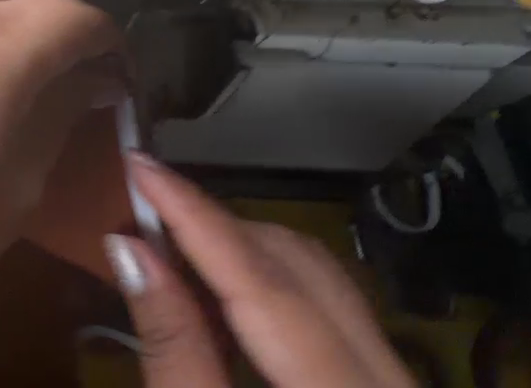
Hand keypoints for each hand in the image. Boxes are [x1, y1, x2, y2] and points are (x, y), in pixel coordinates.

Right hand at [105, 153, 415, 387]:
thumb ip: (173, 348)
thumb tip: (130, 248)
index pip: (264, 283)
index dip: (195, 215)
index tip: (139, 165)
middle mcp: (392, 385)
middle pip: (300, 269)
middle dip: (216, 226)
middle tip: (143, 206)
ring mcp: (400, 387)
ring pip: (322, 280)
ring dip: (242, 249)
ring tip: (172, 241)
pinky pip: (332, 310)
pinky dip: (269, 283)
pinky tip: (221, 291)